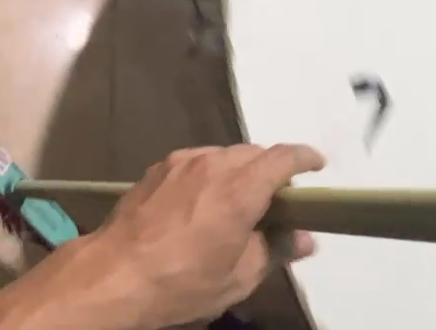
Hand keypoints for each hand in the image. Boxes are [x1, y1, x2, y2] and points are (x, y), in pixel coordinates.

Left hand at [81, 144, 325, 328]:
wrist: (118, 272)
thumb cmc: (184, 281)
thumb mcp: (239, 277)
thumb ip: (276, 250)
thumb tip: (304, 237)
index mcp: (239, 189)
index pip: (281, 159)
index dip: (303, 158)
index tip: (318, 164)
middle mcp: (212, 164)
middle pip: (252, 153)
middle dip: (271, 168)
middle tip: (280, 198)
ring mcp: (181, 161)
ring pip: (223, 154)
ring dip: (239, 169)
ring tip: (241, 200)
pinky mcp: (159, 166)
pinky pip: (197, 160)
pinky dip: (212, 172)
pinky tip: (205, 200)